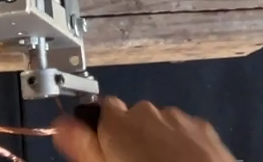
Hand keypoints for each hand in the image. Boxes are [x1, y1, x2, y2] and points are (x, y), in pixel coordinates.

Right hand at [52, 98, 234, 161]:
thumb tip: (59, 123)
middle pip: (129, 118)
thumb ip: (82, 147)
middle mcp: (145, 109)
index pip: (99, 110)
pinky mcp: (203, 126)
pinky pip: (182, 130)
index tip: (104, 153)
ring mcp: (177, 115)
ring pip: (157, 124)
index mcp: (118, 119)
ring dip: (155, 143)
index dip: (101, 132)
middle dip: (129, 139)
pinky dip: (180, 145)